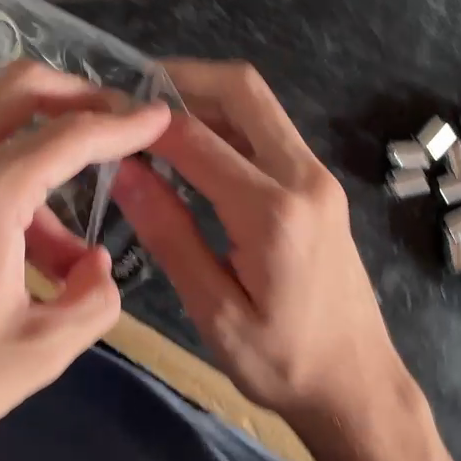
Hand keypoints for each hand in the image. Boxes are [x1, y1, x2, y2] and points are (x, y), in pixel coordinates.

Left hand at [0, 60, 170, 460]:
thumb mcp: (38, 353)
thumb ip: (92, 300)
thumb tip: (99, 265)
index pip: (69, 134)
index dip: (123, 124)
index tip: (163, 119)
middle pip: (18, 89)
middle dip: (76, 96)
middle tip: (118, 127)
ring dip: (41, 156)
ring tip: (73, 253)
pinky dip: (6, 181)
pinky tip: (26, 255)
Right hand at [110, 60, 407, 420]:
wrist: (358, 384)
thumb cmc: (282, 362)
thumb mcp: (214, 312)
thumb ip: (170, 236)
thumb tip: (124, 172)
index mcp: (272, 213)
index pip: (196, 139)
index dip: (144, 122)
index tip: (102, 117)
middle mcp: (303, 178)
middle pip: (243, 90)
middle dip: (183, 77)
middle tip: (130, 92)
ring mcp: (317, 177)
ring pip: (258, 104)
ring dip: (205, 96)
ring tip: (151, 117)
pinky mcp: (319, 186)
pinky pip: (269, 131)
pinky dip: (226, 122)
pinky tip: (190, 148)